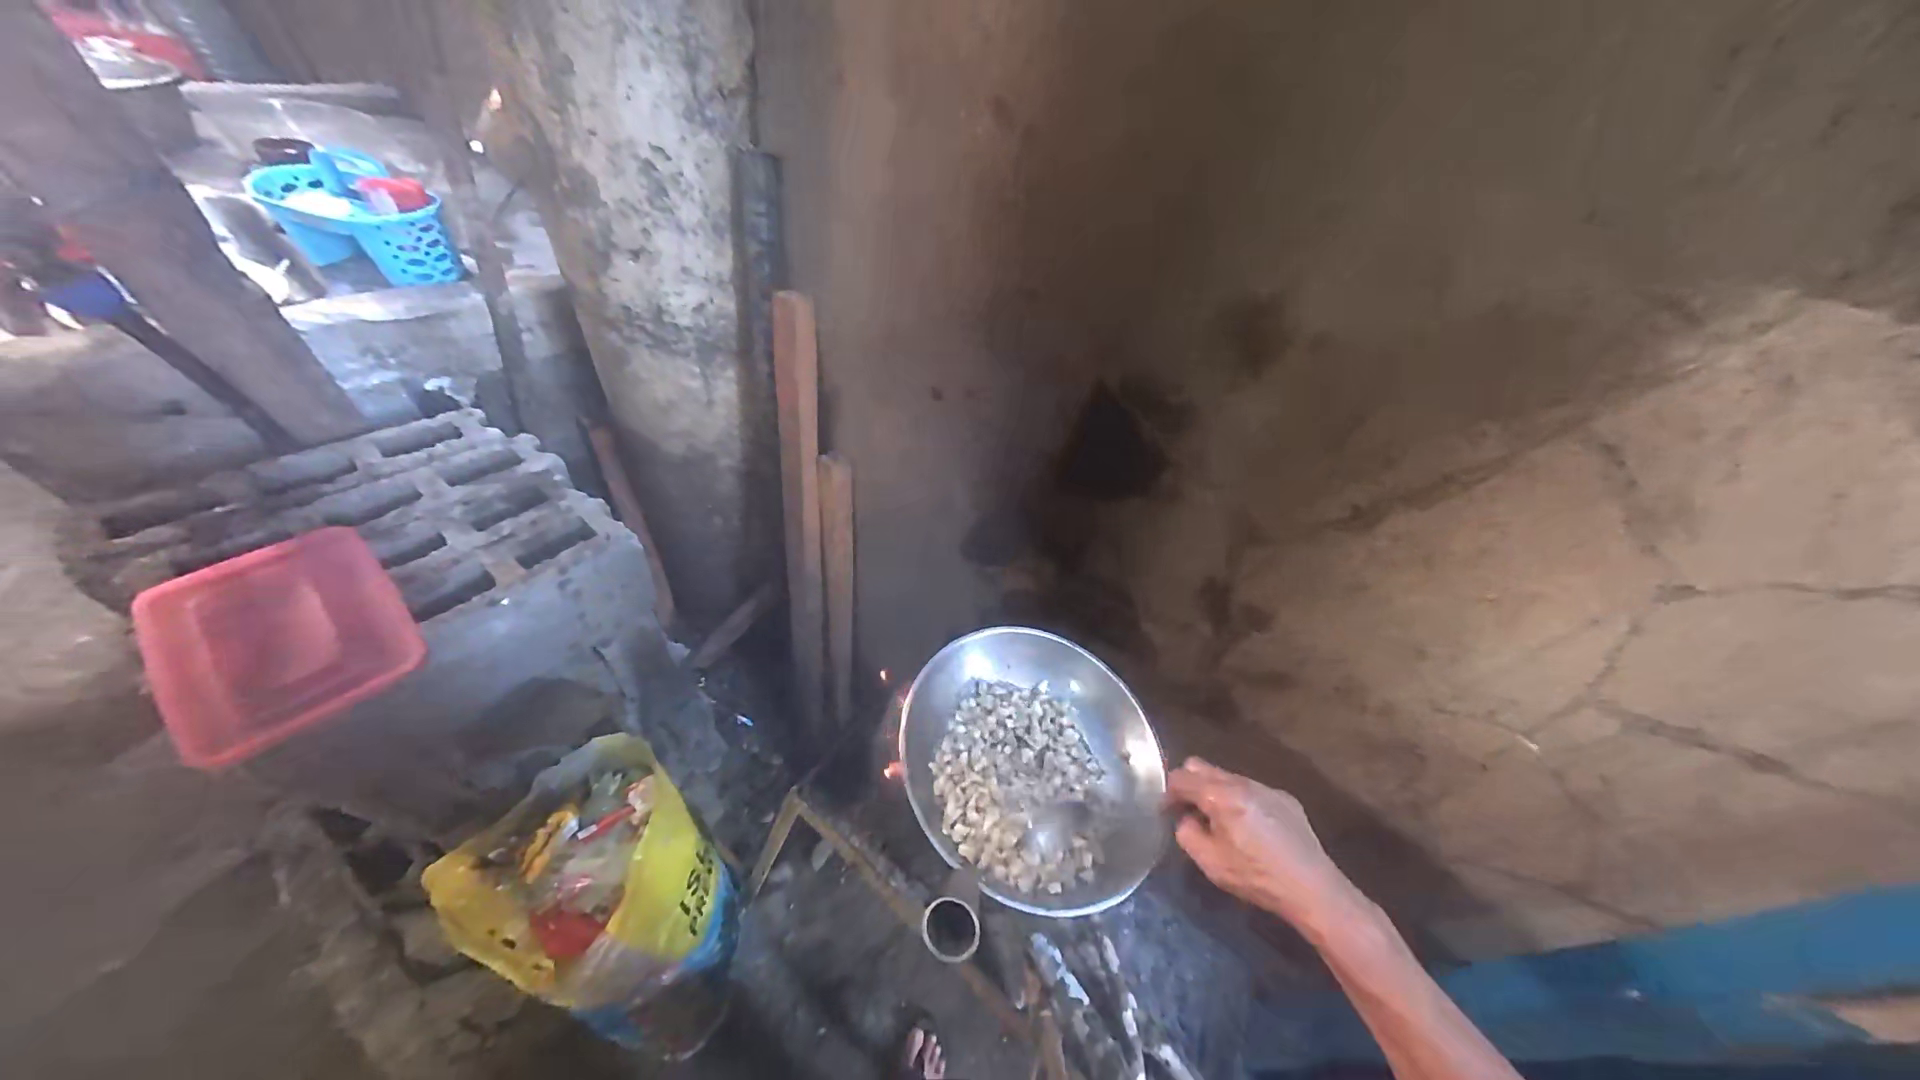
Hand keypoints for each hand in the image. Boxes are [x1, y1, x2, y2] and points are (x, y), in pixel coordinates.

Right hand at [1166, 757, 1356, 928]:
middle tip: (1188, 809)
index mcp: (1220, 796)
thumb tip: (1186, 818)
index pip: (1181, 777)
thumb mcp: (1210, 863)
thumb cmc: (1257, 878)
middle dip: (1188, 784)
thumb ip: (1187, 833)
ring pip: (1227, 776)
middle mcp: (1242, 783)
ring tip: (1219, 820)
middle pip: (1201, 766)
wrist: (1313, 890)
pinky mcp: (1285, 798)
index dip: (1168, 793)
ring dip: (1215, 791)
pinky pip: (1251, 789)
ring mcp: (1266, 788)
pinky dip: (1240, 799)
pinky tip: (1250, 828)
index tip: (1165, 810)